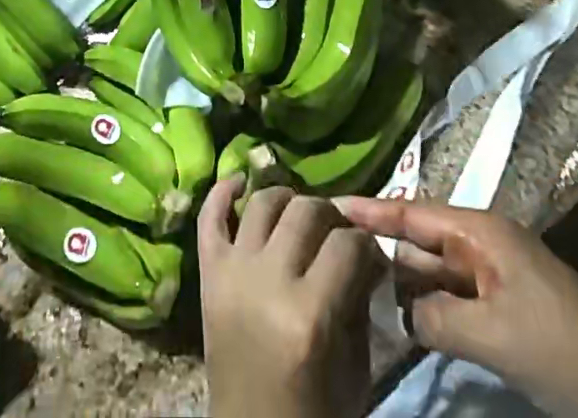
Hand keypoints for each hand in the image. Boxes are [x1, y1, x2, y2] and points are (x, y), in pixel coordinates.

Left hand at [200, 177, 382, 417]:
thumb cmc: (313, 409)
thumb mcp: (355, 366)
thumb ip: (359, 302)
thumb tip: (367, 252)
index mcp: (309, 313)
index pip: (346, 245)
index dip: (366, 242)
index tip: (371, 251)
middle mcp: (266, 280)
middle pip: (304, 211)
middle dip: (331, 214)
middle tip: (338, 230)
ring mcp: (230, 270)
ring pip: (261, 202)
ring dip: (287, 198)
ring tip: (300, 213)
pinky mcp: (206, 270)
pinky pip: (208, 216)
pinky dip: (222, 191)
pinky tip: (240, 183)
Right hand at [333, 198, 577, 417]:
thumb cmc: (568, 350)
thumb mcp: (493, 336)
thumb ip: (430, 317)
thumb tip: (394, 313)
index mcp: (478, 233)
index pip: (406, 212)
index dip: (363, 209)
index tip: (318, 206)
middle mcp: (479, 245)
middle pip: (412, 240)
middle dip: (371, 249)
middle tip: (320, 256)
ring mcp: (490, 277)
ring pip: (426, 272)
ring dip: (394, 283)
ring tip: (342, 286)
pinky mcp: (498, 308)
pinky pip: (445, 299)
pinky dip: (419, 308)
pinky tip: (389, 319)